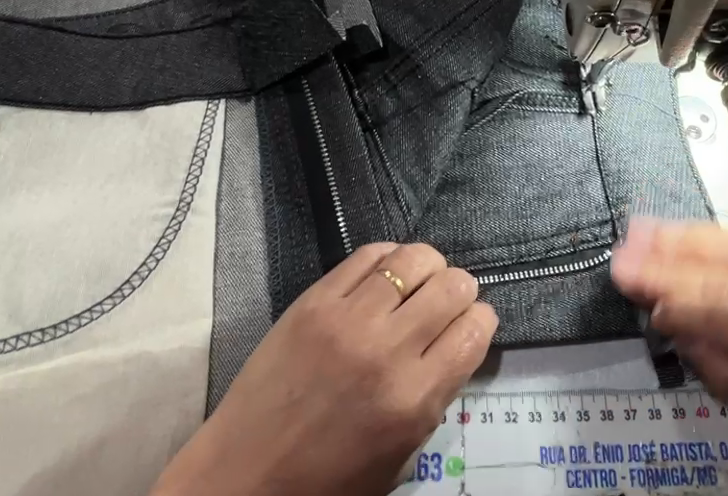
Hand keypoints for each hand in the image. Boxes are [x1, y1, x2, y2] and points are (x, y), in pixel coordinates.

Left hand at [152, 242, 497, 495]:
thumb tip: (455, 341)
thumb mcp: (401, 455)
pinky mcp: (315, 299)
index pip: (474, 331)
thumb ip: (434, 394)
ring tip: (422, 279)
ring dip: (430, 266)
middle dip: (462, 290)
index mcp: (413, 400)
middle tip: (450, 301)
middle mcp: (387, 351)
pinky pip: (368, 254)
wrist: (246, 475)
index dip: (482, 321)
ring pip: (413, 259)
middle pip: (452, 287)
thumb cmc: (328, 480)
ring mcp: (348, 318)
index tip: (474, 323)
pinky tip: (389, 270)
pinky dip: (389, 256)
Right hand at [611, 221, 727, 495]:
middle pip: (724, 258)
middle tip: (620, 249)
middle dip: (667, 253)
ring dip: (686, 237)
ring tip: (640, 231)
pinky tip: (693, 237)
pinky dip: (720, 239)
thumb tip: (676, 325)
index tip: (623, 277)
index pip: (719, 302)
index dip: (666, 288)